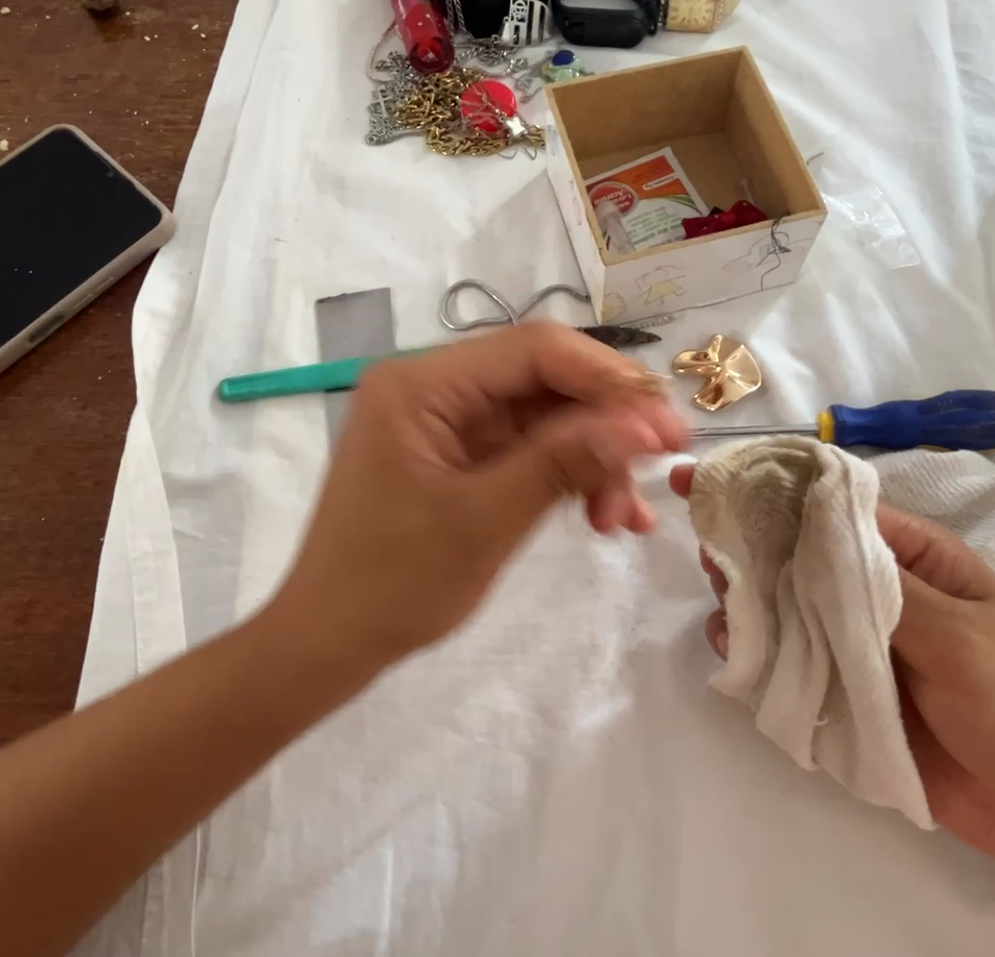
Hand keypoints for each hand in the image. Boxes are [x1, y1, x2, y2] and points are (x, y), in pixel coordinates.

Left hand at [280, 323, 685, 664]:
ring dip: (593, 461)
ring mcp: (446, 423)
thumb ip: (563, 463)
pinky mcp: (458, 456)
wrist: (329, 643)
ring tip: (626, 518)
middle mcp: (433, 388)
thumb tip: (644, 425)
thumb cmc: (393, 584)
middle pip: (544, 382)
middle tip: (664, 464)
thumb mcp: (485, 521)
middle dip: (607, 426)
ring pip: (545, 420)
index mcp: (421, 384)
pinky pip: (528, 451)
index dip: (608, 380)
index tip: (665, 424)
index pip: (534, 350)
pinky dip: (568, 479)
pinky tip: (608, 518)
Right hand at [671, 464, 994, 866]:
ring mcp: (856, 643)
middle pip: (800, 557)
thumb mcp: (960, 635)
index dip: (777, 493)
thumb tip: (808, 539)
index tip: (720, 483)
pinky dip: (757, 653)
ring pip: (786, 608)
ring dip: (748, 600)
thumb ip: (882, 590)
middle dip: (752, 548)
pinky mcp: (841, 691)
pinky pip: (788, 662)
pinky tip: (734, 651)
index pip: (836, 510)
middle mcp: (876, 593)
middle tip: (709, 552)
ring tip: (720, 602)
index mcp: (914, 559)